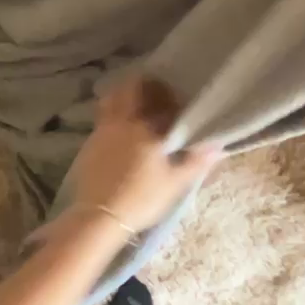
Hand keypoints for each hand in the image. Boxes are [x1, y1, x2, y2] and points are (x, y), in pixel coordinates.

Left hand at [68, 75, 223, 234]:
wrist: (99, 217)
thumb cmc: (141, 199)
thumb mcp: (175, 183)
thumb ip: (196, 162)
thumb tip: (217, 146)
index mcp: (145, 127)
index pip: (160, 98)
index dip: (170, 97)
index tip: (177, 105)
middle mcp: (121, 122)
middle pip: (129, 89)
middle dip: (142, 87)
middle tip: (154, 98)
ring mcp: (101, 133)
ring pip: (111, 102)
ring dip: (123, 101)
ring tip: (136, 116)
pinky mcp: (87, 147)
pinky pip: (101, 123)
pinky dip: (112, 123)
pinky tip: (119, 141)